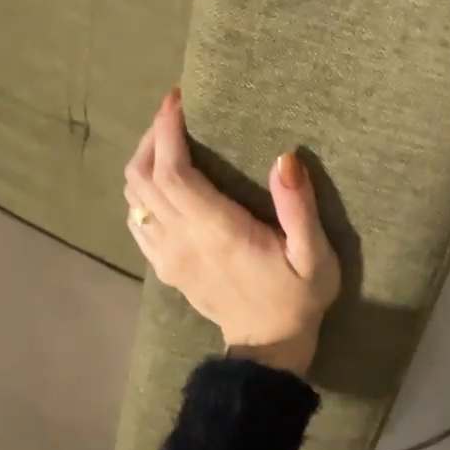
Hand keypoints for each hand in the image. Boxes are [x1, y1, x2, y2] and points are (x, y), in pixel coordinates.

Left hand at [124, 91, 341, 376]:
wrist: (269, 350)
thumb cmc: (298, 296)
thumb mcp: (315, 255)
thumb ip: (299, 208)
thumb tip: (284, 159)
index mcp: (216, 232)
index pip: (174, 174)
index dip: (167, 133)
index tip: (177, 100)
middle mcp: (182, 241)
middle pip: (143, 178)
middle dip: (152, 136)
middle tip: (175, 109)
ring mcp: (167, 255)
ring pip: (134, 197)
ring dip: (143, 159)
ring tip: (169, 135)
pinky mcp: (165, 265)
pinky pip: (136, 219)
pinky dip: (141, 189)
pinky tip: (162, 178)